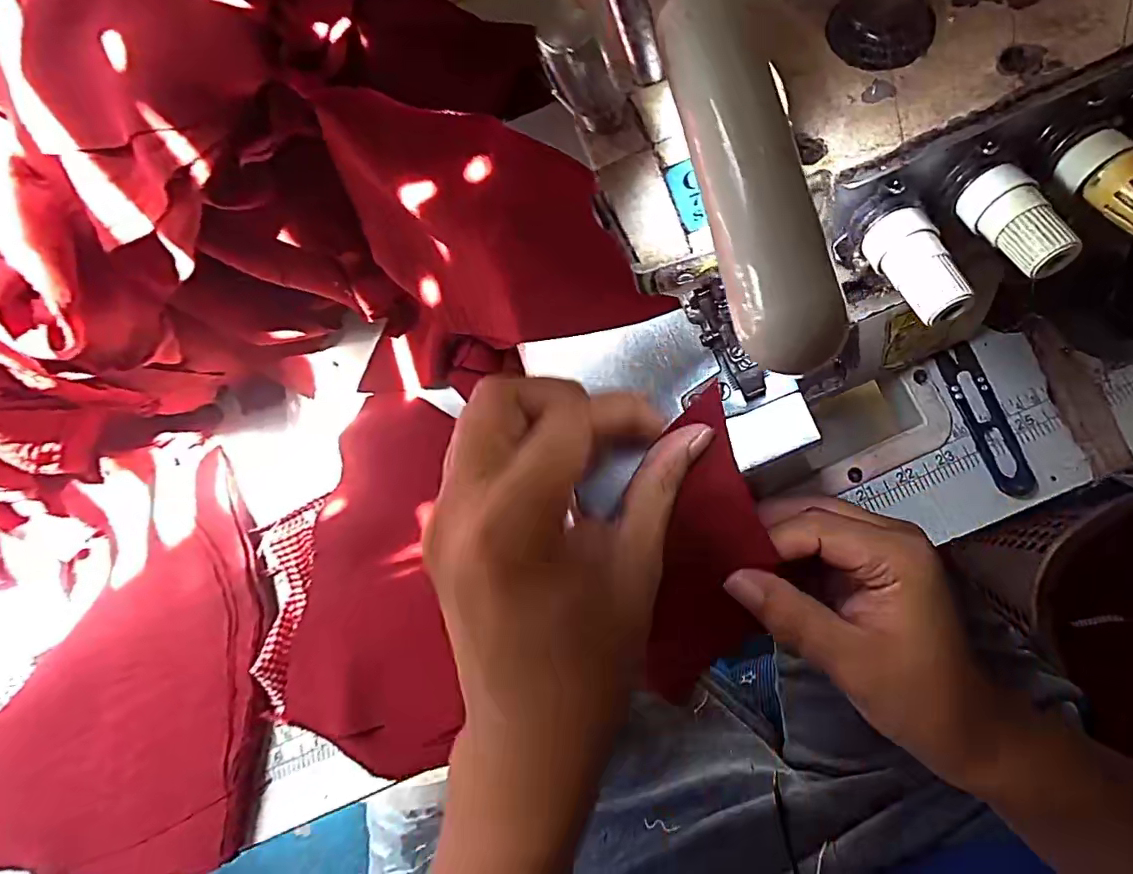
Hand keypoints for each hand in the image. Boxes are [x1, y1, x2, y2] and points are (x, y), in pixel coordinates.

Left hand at [425, 377, 712, 872]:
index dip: (621, 412)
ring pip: (480, 420)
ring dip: (538, 418)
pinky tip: (559, 480)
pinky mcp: (439, 529)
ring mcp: (440, 518)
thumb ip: (659, 485)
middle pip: (500, 396)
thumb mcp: (636, 566)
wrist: (527, 737)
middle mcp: (460, 506)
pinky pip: (475, 455)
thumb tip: (694, 434)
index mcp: (512, 519)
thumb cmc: (592, 662)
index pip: (565, 419)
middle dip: (564, 399)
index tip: (659, 430)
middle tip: (610, 431)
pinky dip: (518, 445)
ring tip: (588, 452)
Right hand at [722, 497, 1024, 792]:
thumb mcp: (847, 659)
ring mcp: (885, 546)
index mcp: (895, 550)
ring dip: (779, 541)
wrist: (964, 727)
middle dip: (769, 530)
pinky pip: (826, 547)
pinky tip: (764, 573)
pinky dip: (794, 558)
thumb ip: (789, 613)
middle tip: (723, 552)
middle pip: (817, 513)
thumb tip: (733, 579)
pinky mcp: (874, 565)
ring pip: (818, 524)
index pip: (816, 525)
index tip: (726, 562)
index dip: (768, 539)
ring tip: (736, 559)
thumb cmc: (915, 697)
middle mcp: (891, 534)